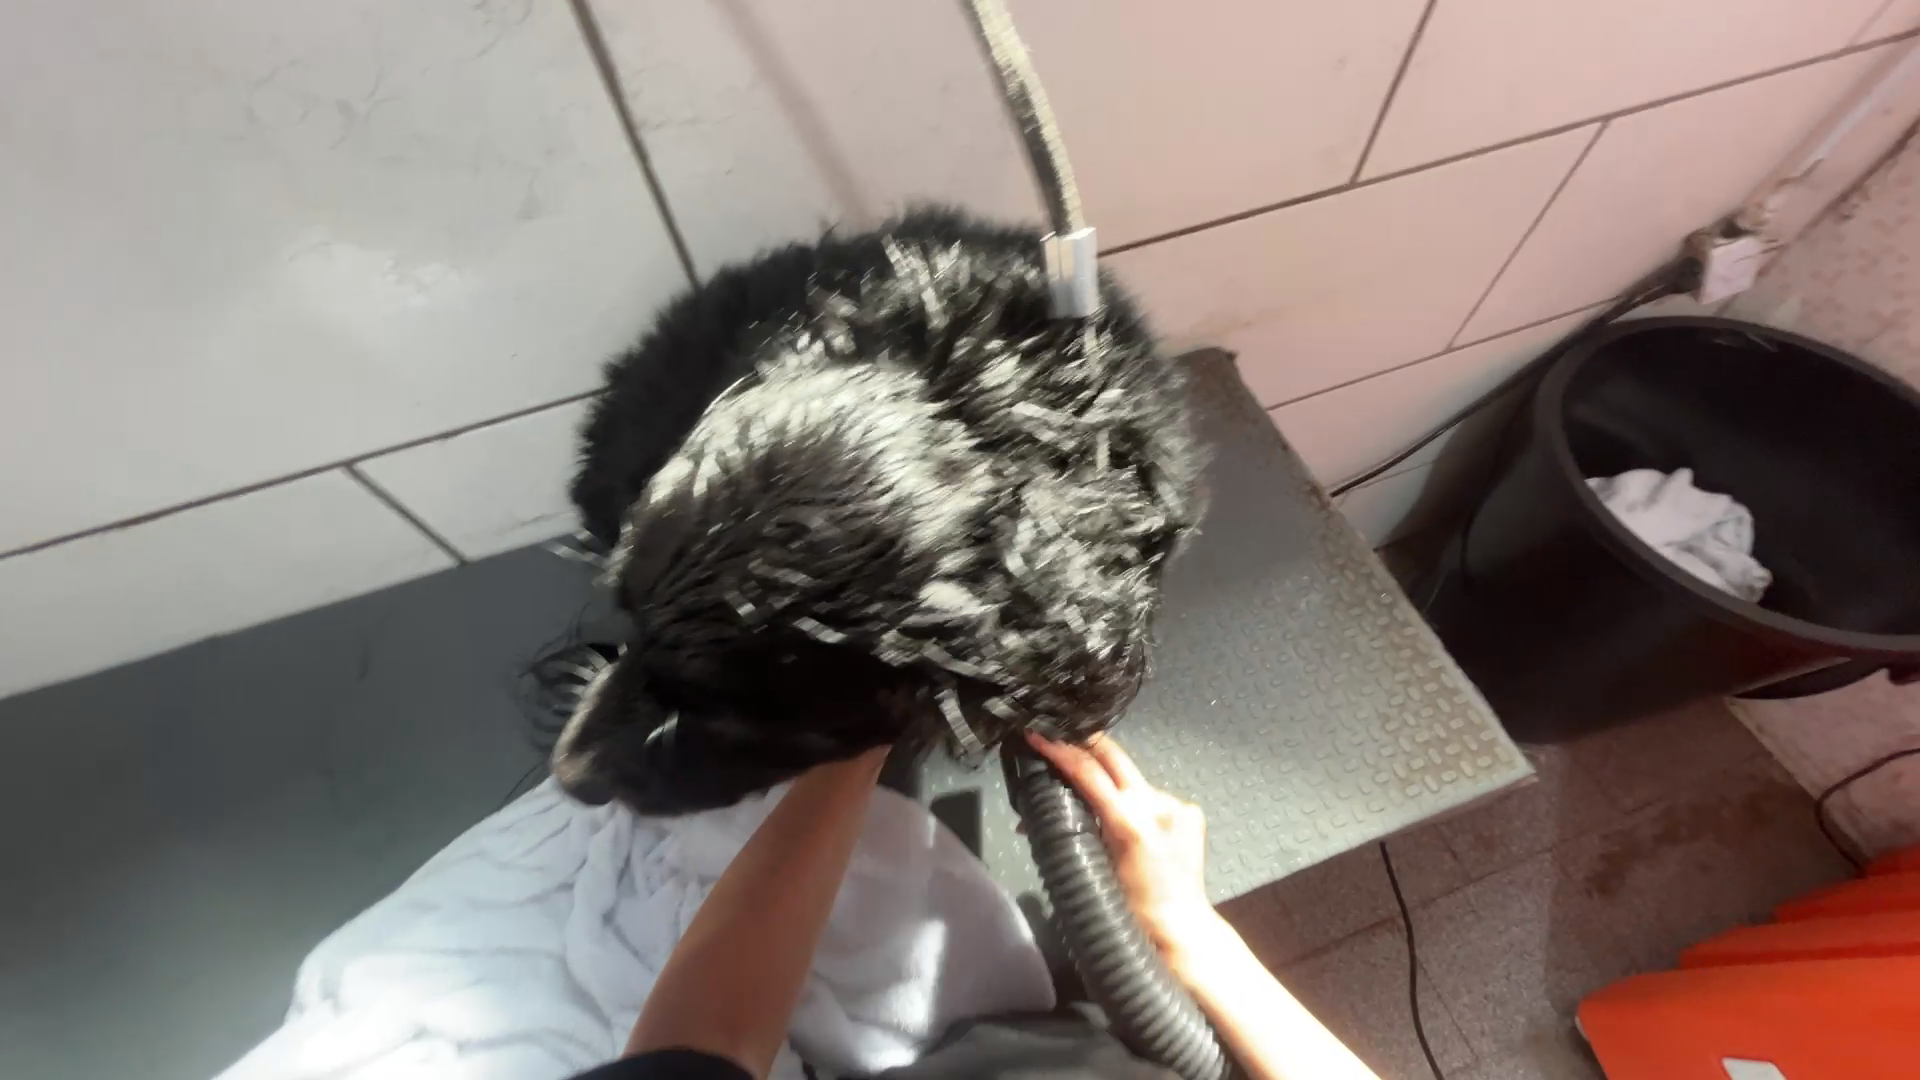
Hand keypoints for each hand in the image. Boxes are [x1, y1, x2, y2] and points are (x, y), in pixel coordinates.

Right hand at [1024, 731, 1213, 955]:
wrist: (1180, 928)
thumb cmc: (1129, 909)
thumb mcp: (1093, 867)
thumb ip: (1072, 830)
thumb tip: (1034, 815)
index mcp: (1130, 822)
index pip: (1087, 771)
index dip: (1059, 750)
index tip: (1037, 734)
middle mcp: (1156, 804)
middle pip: (1112, 755)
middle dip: (1084, 742)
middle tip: (1059, 736)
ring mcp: (1176, 804)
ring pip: (1131, 778)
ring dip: (1110, 780)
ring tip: (1096, 800)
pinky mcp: (1190, 809)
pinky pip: (1151, 795)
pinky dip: (1135, 801)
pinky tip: (1132, 823)